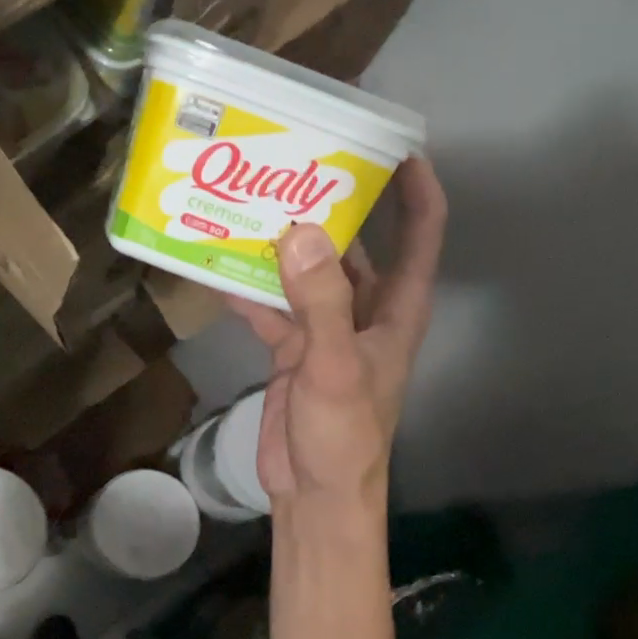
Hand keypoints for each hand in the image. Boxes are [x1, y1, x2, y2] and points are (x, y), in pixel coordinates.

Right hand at [227, 157, 447, 508]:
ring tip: (246, 207)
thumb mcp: (334, 365)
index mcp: (396, 309)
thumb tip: (297, 232)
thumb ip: (319, 301)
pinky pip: (271, 311)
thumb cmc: (343, 434)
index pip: (420, 232)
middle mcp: (364, 312)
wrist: (314, 493)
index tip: (390, 144)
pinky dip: (248, 293)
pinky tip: (216, 270)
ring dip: (280, 249)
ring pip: (304, 276)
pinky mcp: (292, 354)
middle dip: (328, 208)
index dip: (415, 187)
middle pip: (354, 246)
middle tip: (291, 165)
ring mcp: (325, 333)